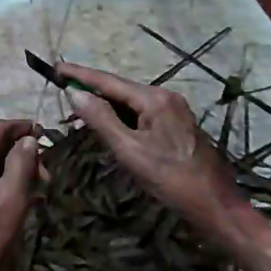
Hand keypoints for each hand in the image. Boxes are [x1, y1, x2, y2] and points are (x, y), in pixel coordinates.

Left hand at [0, 119, 43, 270]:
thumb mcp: (13, 196)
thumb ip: (23, 161)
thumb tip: (29, 138)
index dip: (23, 128)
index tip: (47, 135)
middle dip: (20, 152)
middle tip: (46, 173)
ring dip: (13, 166)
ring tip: (38, 186)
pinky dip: (0, 177)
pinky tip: (20, 193)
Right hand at [55, 61, 243, 229]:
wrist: (214, 203)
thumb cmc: (170, 178)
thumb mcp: (129, 150)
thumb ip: (102, 120)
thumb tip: (76, 94)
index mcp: (154, 99)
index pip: (109, 81)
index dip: (80, 74)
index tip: (57, 66)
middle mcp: (165, 97)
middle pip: (120, 88)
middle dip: (91, 90)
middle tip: (62, 90)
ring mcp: (173, 110)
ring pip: (130, 101)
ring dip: (104, 104)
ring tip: (78, 110)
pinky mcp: (176, 125)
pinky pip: (141, 112)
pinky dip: (120, 116)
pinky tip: (107, 124)